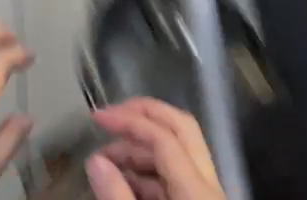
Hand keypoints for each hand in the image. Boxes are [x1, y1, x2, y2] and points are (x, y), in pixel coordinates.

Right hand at [85, 98, 224, 199]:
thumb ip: (118, 194)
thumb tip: (95, 160)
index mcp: (199, 189)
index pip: (163, 137)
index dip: (128, 119)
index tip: (96, 117)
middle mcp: (211, 185)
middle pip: (181, 129)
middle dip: (143, 115)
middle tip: (110, 116)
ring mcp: (210, 196)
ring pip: (180, 154)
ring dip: (142, 148)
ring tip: (106, 159)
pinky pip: (179, 177)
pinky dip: (150, 172)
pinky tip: (125, 181)